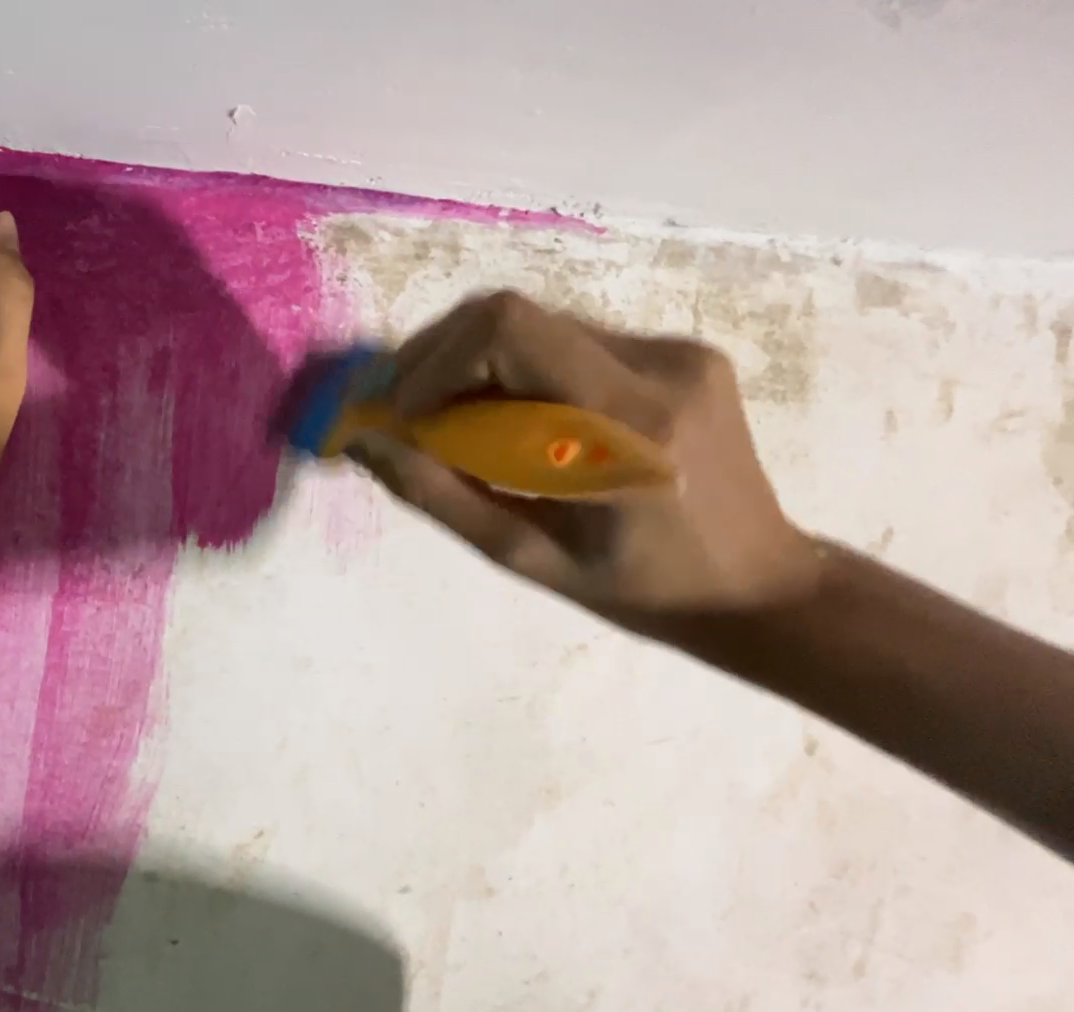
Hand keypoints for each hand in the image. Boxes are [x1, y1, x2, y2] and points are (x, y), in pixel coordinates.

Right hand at [346, 290, 822, 629]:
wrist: (755, 583)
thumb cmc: (635, 589)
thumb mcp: (522, 555)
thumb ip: (437, 493)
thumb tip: (364, 442)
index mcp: (627, 423)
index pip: (508, 332)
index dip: (433, 362)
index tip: (397, 416)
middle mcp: (659, 363)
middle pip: (512, 314)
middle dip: (436, 359)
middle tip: (398, 411)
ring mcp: (674, 349)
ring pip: (535, 323)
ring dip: (469, 363)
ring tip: (438, 417)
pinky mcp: (674, 351)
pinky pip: (565, 339)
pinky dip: (510, 370)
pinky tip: (496, 415)